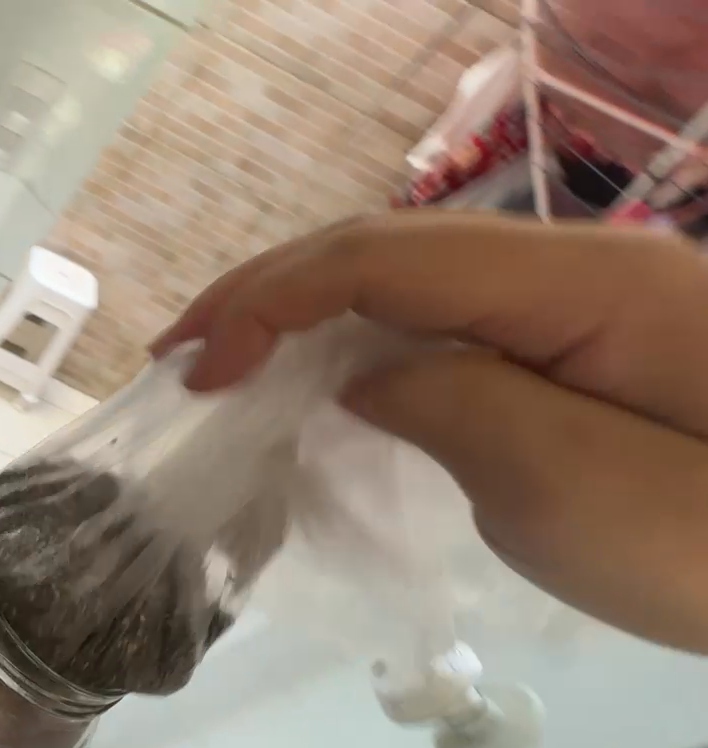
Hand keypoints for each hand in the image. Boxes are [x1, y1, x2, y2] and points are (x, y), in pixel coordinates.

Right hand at [152, 212, 707, 652]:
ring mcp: (570, 300)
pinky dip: (336, 333)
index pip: (382, 259)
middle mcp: (572, 268)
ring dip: (286, 307)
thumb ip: (453, 407)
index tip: (199, 377)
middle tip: (174, 356)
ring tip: (214, 357)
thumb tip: (359, 375)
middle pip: (378, 245)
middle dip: (257, 293)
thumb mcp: (579, 493)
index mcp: (582, 288)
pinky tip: (299, 369)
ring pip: (393, 271)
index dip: (269, 304)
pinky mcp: (562, 341)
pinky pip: (423, 312)